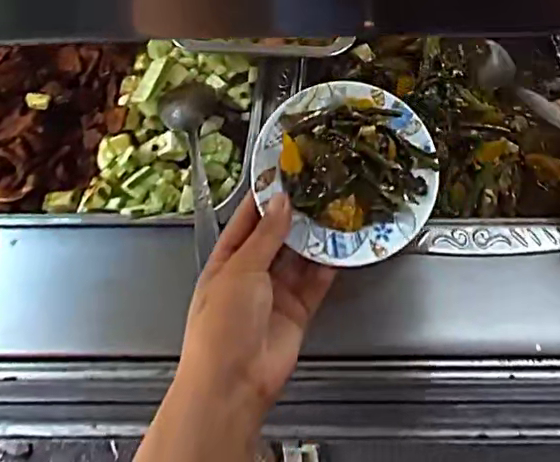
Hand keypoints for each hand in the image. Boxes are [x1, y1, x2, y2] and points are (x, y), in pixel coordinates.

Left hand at [145, 194, 335, 457]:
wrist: (233, 385)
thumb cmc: (221, 326)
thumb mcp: (241, 269)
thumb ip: (266, 235)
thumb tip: (282, 202)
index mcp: (227, 260)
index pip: (247, 220)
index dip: (265, 197)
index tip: (285, 174)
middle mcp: (251, 274)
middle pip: (276, 236)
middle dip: (294, 216)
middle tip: (317, 191)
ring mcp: (274, 293)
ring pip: (298, 257)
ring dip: (313, 239)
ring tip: (332, 213)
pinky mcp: (296, 312)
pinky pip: (314, 283)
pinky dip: (326, 267)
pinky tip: (338, 250)